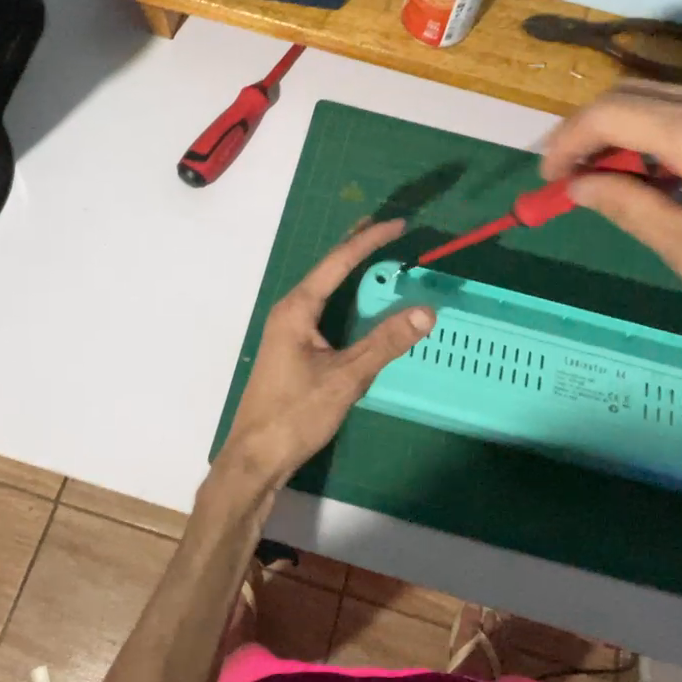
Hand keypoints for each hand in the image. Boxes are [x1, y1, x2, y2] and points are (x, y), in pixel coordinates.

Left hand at [218, 220, 434, 490]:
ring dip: (349, 270)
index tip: (399, 224)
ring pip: (324, 289)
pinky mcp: (292, 348)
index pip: (339, 262)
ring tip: (374, 251)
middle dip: (356, 245)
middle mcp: (290, 311)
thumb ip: (385, 343)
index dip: (369, 240)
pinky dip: (345, 297)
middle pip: (328, 268)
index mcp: (298, 308)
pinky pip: (323, 309)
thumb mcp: (346, 378)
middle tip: (386, 226)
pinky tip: (357, 303)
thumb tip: (426, 311)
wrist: (256, 457)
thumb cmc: (296, 414)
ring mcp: (288, 330)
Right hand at [542, 82, 681, 406]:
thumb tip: (580, 186)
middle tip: (567, 181)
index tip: (545, 181)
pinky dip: (661, 136)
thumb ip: (632, 210)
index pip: (611, 113)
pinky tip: (659, 178)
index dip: (567, 141)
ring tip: (604, 183)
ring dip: (624, 132)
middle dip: (590, 131)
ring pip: (666, 102)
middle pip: (635, 96)